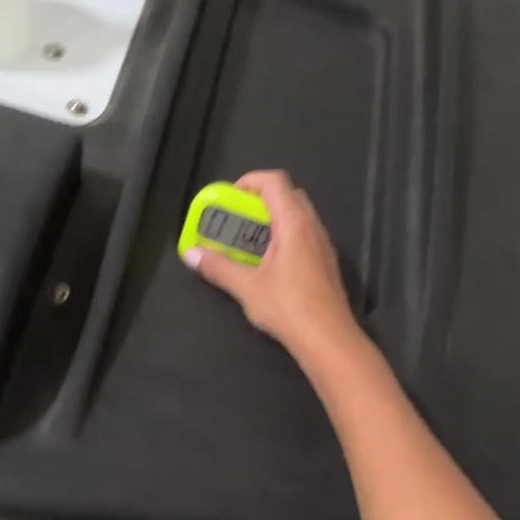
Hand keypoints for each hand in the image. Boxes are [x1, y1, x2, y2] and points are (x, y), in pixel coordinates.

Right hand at [183, 170, 359, 358]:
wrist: (329, 339)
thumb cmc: (289, 308)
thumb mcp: (247, 288)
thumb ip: (218, 267)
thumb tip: (191, 254)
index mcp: (294, 224)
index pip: (274, 181)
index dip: (250, 181)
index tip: (230, 198)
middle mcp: (312, 227)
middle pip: (289, 194)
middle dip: (261, 199)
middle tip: (238, 219)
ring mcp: (323, 244)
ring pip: (299, 216)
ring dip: (274, 219)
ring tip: (250, 241)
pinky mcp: (326, 263)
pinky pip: (305, 235)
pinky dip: (286, 236)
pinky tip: (271, 263)